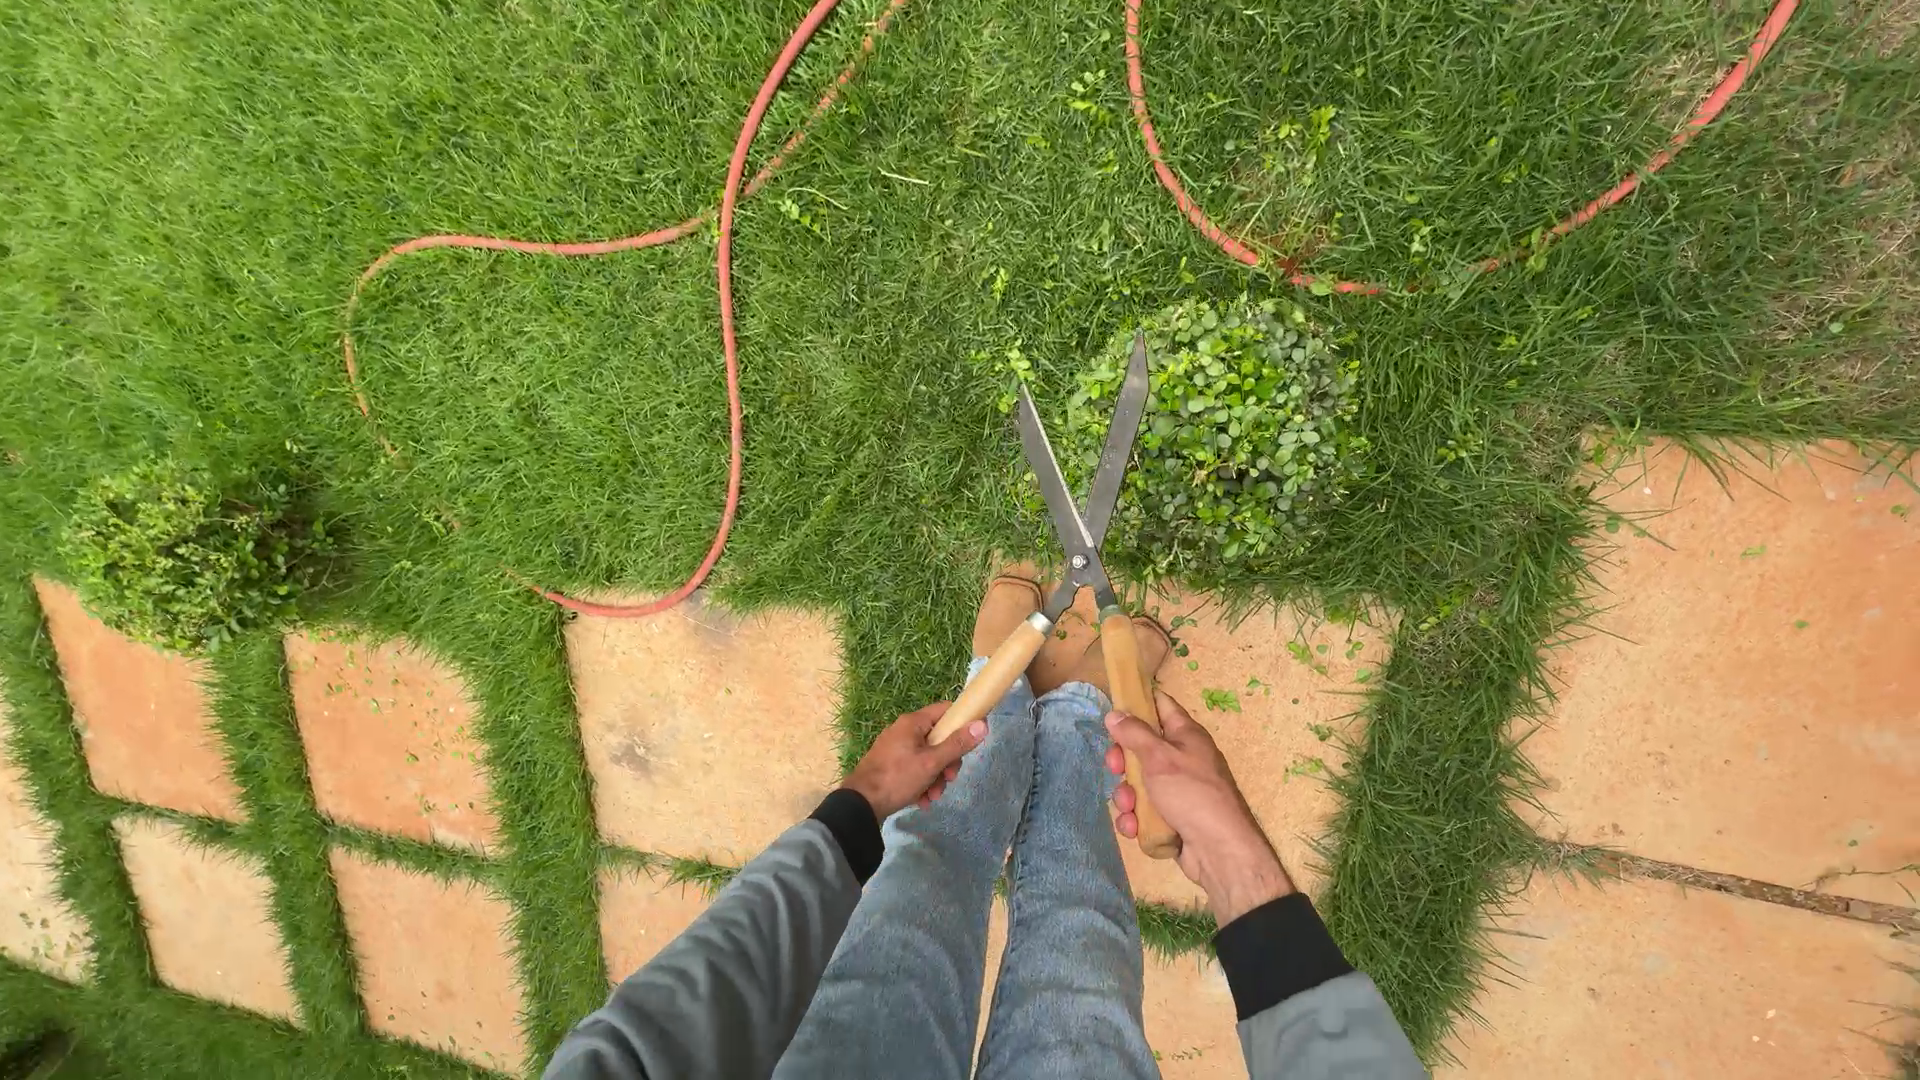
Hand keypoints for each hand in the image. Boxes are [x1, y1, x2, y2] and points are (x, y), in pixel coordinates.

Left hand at [842, 703, 985, 819]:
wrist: (860, 804)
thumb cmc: (898, 777)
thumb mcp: (932, 762)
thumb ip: (957, 744)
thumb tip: (982, 724)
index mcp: (912, 722)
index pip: (945, 710)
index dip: (962, 722)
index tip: (972, 741)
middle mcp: (903, 731)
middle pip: (938, 738)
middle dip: (948, 761)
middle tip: (950, 778)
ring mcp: (895, 749)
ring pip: (928, 757)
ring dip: (936, 777)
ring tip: (933, 796)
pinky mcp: (890, 766)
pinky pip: (914, 769)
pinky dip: (922, 783)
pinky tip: (922, 801)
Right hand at [1105, 691, 1293, 924]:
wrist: (1219, 852)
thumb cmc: (1191, 793)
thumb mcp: (1159, 757)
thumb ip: (1134, 733)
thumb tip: (1114, 713)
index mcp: (1185, 735)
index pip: (1159, 704)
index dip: (1137, 702)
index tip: (1113, 709)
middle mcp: (1181, 758)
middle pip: (1141, 746)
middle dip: (1122, 759)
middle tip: (1115, 767)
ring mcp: (1176, 789)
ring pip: (1138, 781)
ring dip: (1127, 795)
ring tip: (1129, 808)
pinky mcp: (1170, 816)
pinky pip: (1144, 809)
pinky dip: (1136, 818)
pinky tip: (1134, 827)